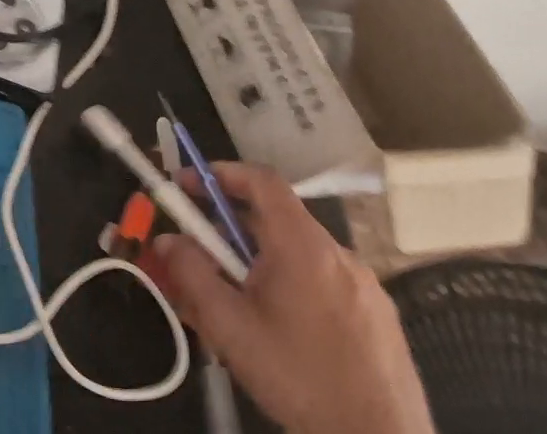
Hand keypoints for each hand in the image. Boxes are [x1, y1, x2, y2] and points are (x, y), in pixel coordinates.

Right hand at [155, 163, 433, 433]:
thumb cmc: (297, 375)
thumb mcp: (228, 325)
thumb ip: (190, 273)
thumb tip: (167, 240)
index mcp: (303, 246)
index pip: (263, 180)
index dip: (221, 172)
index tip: (188, 185)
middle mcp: (339, 255)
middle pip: (276, 218)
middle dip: (228, 225)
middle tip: (197, 250)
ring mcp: (365, 286)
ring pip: (298, 252)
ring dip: (256, 258)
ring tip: (231, 295)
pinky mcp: (379, 316)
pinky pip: (322, 280)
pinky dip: (288, 281)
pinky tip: (275, 323)